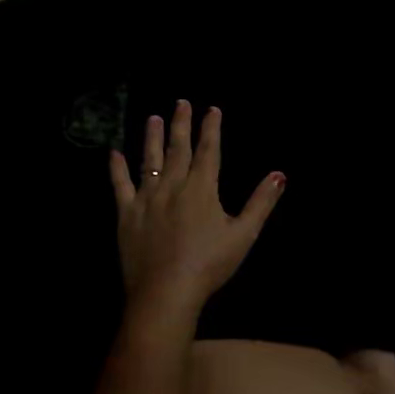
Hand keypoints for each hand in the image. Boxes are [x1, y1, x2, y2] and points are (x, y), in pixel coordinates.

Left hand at [109, 101, 284, 308]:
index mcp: (202, 188)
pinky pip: (120, 185)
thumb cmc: (209, 265)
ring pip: (149, 160)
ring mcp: (147, 198)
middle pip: (178, 148)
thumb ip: (261, 202)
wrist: (166, 291)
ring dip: (151, 137)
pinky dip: (117, 168)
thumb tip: (280, 174)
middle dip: (181, 124)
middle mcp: (173, 185)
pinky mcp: (127, 214)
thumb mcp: (243, 234)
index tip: (212, 109)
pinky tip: (114, 153)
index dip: (211, 128)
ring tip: (153, 118)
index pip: (209, 151)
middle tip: (181, 102)